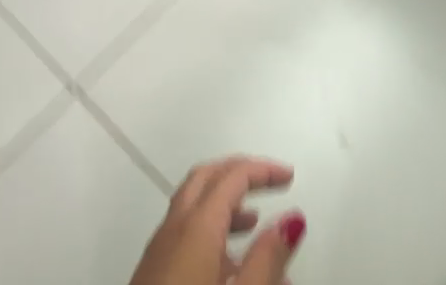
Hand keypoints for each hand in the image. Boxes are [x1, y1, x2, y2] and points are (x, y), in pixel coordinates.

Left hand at [128, 155, 305, 284]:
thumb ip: (268, 258)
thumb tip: (292, 219)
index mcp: (196, 228)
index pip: (231, 177)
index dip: (262, 170)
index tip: (289, 176)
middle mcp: (172, 230)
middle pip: (205, 178)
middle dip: (239, 173)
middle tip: (271, 181)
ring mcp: (158, 252)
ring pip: (193, 208)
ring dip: (226, 206)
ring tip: (257, 226)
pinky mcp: (152, 275)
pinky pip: (185, 236)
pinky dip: (212, 232)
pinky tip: (230, 267)